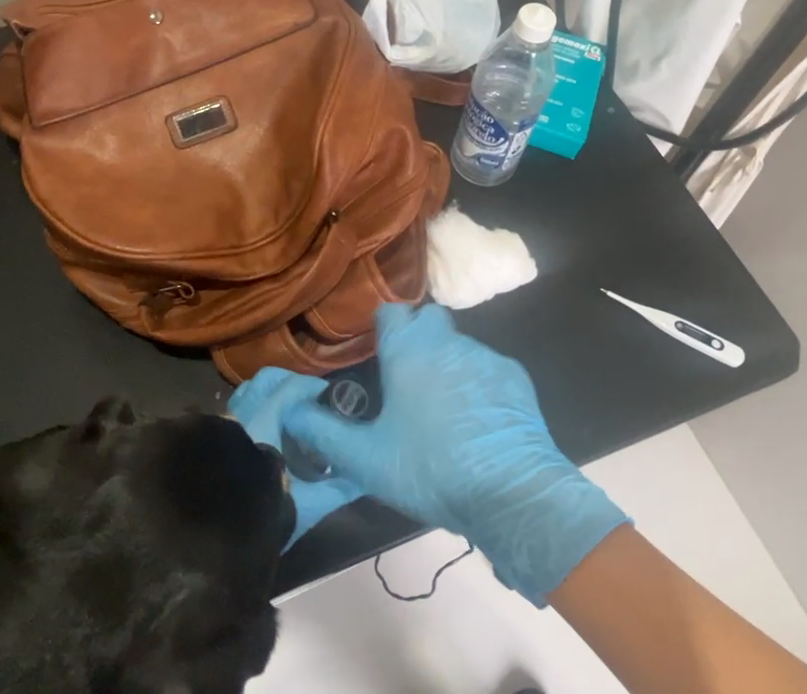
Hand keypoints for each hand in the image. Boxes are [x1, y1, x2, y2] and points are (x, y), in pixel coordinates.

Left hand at [228, 369, 362, 549]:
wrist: (215, 545)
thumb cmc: (264, 517)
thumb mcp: (309, 505)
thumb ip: (338, 487)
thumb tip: (364, 476)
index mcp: (262, 426)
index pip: (289, 389)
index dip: (311, 387)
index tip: (329, 396)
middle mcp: (239, 417)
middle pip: (265, 381)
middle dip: (289, 383)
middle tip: (311, 400)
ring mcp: (221, 426)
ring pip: (246, 393)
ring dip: (269, 395)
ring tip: (290, 414)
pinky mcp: (212, 440)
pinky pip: (234, 410)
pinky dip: (253, 410)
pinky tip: (267, 430)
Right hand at [281, 303, 627, 604]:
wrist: (512, 492)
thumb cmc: (430, 470)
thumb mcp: (366, 460)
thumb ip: (322, 433)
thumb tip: (289, 413)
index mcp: (408, 351)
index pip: (390, 312)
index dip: (381, 328)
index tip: (375, 352)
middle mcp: (448, 342)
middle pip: (429, 320)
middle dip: (417, 338)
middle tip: (405, 379)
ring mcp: (487, 357)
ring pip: (459, 346)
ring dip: (447, 364)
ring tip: (440, 409)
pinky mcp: (517, 379)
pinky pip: (488, 369)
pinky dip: (477, 384)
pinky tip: (475, 422)